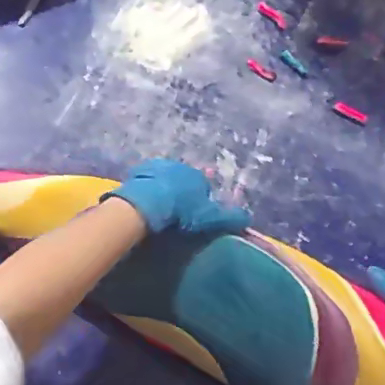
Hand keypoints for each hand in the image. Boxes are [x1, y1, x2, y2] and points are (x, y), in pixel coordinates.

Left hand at [104, 159, 249, 235]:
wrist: (147, 204)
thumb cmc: (182, 212)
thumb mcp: (211, 218)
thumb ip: (230, 218)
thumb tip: (248, 217)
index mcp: (197, 175)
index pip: (202, 186)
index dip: (199, 200)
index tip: (193, 215)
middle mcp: (178, 166)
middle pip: (181, 180)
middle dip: (180, 192)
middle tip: (174, 211)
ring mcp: (155, 167)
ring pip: (162, 178)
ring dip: (162, 189)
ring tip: (158, 208)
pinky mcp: (136, 172)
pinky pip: (144, 181)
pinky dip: (146, 190)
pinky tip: (144, 203)